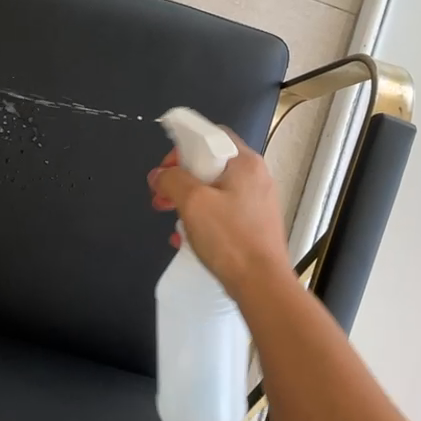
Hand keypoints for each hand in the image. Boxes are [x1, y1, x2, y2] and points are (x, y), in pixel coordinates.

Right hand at [149, 135, 292, 298]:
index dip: (183, 149)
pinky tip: (188, 237)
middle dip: (180, 180)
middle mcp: (256, 177)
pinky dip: (202, 219)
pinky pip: (222, 212)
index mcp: (245, 163)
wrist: (261, 283)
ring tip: (172, 219)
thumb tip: (159, 175)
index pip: (211, 136)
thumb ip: (172, 180)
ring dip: (188, 202)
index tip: (166, 171)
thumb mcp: (193, 202)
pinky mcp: (254, 224)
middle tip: (161, 197)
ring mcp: (257, 202)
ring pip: (214, 191)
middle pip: (211, 165)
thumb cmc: (229, 239)